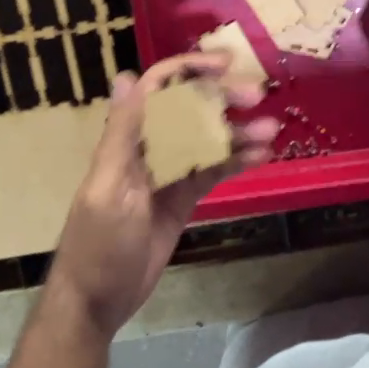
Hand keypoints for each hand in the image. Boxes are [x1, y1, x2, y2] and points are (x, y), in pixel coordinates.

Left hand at [46, 52, 278, 337]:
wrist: (97, 302)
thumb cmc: (97, 244)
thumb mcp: (109, 187)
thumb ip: (122, 132)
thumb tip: (126, 75)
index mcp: (125, 138)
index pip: (158, 89)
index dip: (189, 69)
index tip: (226, 65)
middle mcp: (148, 147)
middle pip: (188, 110)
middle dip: (222, 98)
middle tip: (258, 96)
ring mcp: (167, 172)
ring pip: (206, 140)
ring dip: (236, 132)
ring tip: (271, 129)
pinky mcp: (182, 197)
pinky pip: (211, 171)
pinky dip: (235, 162)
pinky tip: (261, 157)